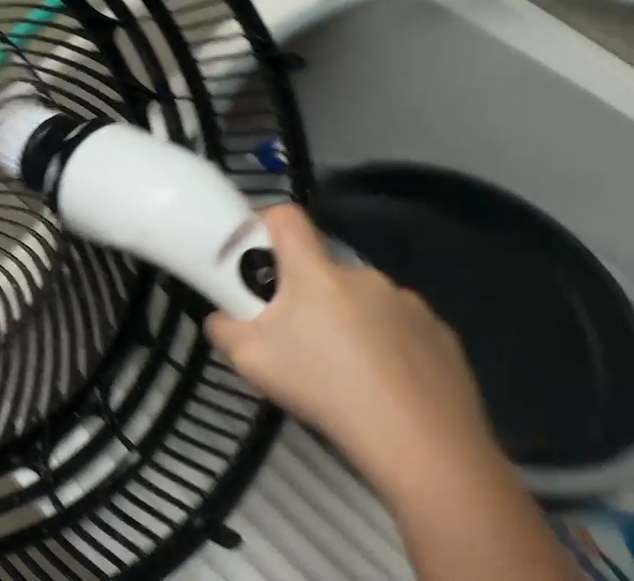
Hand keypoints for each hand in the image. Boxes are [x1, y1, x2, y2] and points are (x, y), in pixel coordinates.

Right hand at [205, 205, 498, 490]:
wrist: (426, 448)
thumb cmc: (326, 390)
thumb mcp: (247, 359)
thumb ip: (222, 326)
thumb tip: (225, 317)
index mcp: (316, 274)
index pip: (285, 217)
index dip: (264, 226)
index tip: (254, 260)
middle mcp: (365, 277)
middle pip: (321, 268)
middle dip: (303, 293)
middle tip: (294, 336)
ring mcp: (410, 305)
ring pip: (360, 298)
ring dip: (346, 318)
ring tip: (345, 367)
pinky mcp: (444, 335)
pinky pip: (398, 325)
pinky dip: (384, 342)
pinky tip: (383, 382)